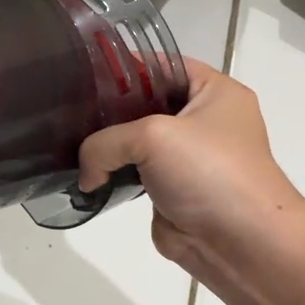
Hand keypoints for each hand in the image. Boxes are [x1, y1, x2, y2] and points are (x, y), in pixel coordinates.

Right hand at [79, 58, 304, 270]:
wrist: (238, 239)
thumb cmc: (208, 172)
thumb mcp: (152, 137)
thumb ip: (104, 144)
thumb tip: (86, 176)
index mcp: (215, 92)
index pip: (164, 65)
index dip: (125, 67)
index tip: (83, 74)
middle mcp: (202, 120)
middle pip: (145, 104)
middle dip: (108, 109)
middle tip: (67, 113)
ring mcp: (186, 157)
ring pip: (135, 142)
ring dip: (106, 146)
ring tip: (69, 144)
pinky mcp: (170, 189)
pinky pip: (132, 173)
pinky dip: (110, 174)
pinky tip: (86, 176)